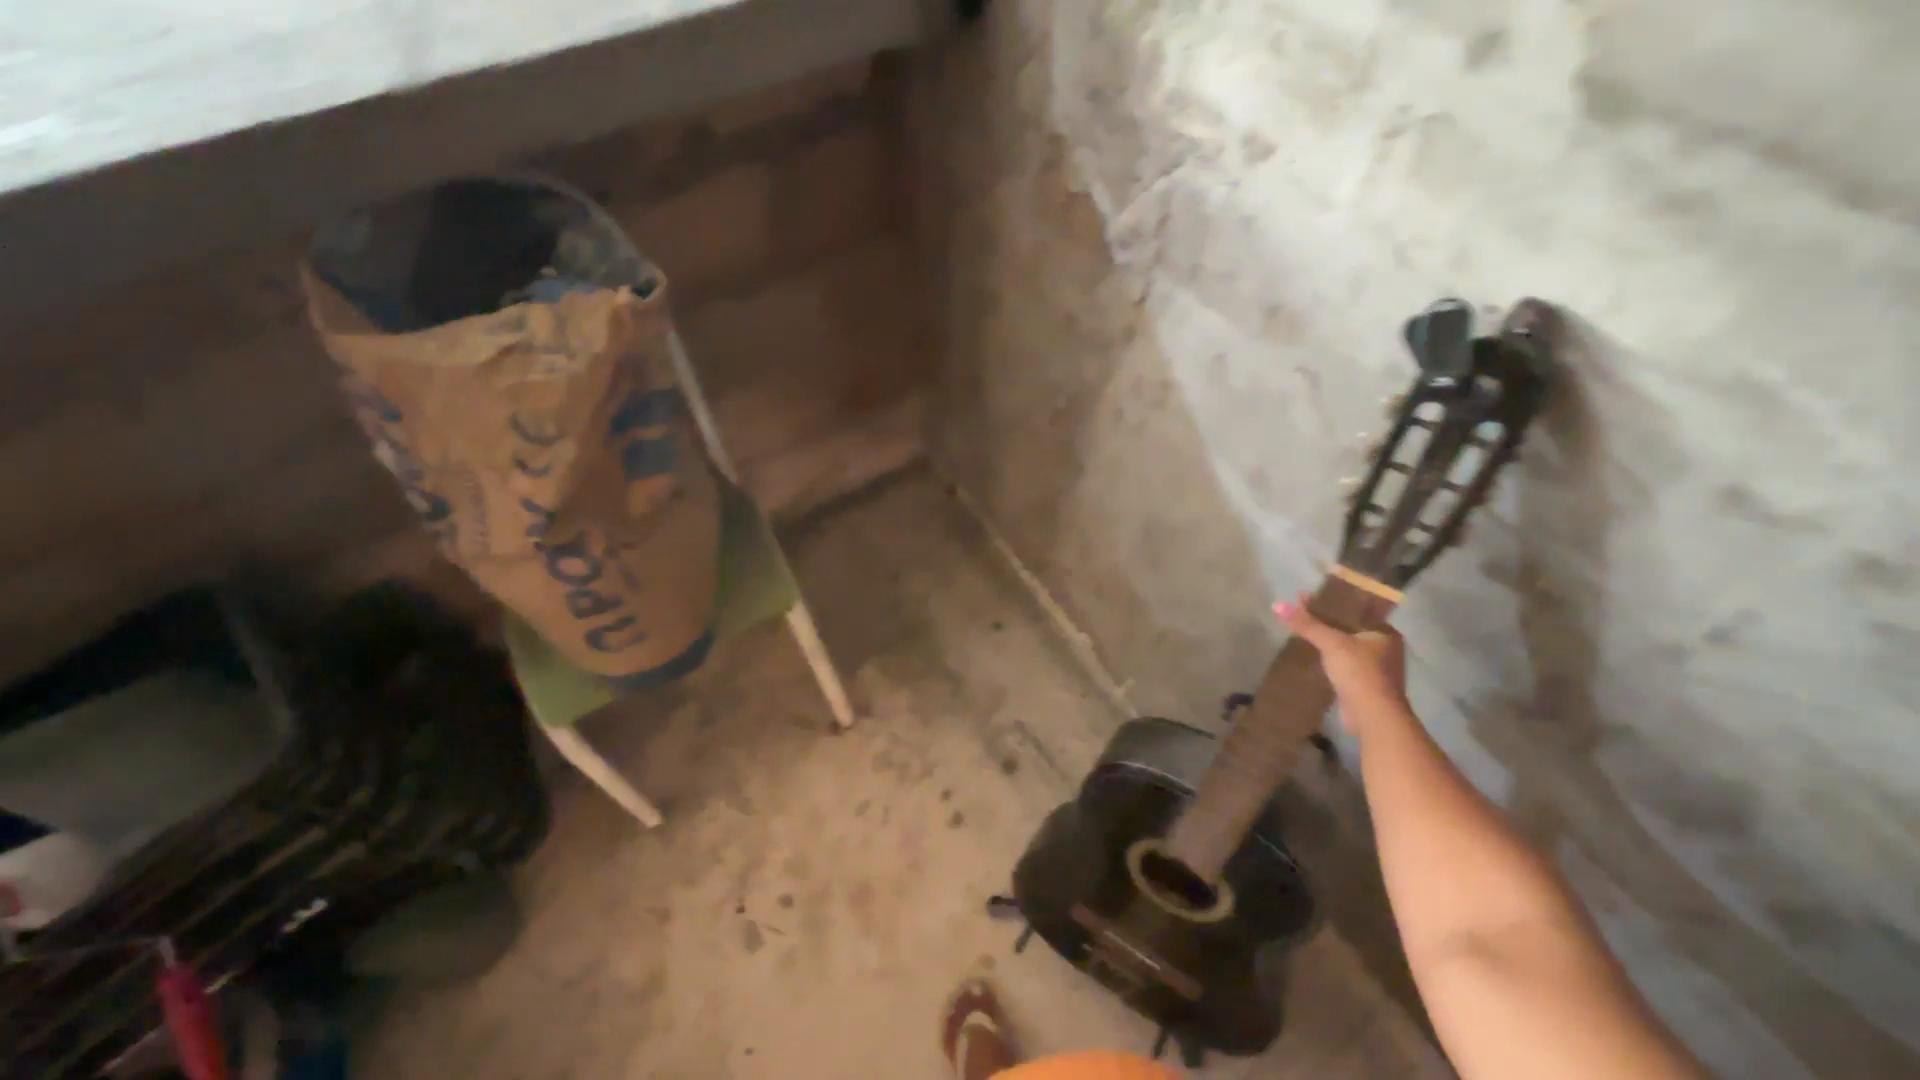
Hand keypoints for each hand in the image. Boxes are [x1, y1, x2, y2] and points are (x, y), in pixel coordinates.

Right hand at [1273, 592, 1407, 727]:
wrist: (1373, 717)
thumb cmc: (1359, 673)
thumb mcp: (1331, 643)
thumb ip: (1306, 624)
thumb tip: (1277, 605)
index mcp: (1384, 632)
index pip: (1355, 609)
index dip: (1331, 601)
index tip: (1307, 596)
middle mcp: (1384, 648)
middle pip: (1348, 627)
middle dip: (1324, 620)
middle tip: (1299, 611)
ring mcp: (1375, 668)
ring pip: (1345, 647)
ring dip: (1325, 640)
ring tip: (1300, 629)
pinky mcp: (1363, 686)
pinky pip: (1342, 664)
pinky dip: (1327, 659)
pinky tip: (1310, 654)